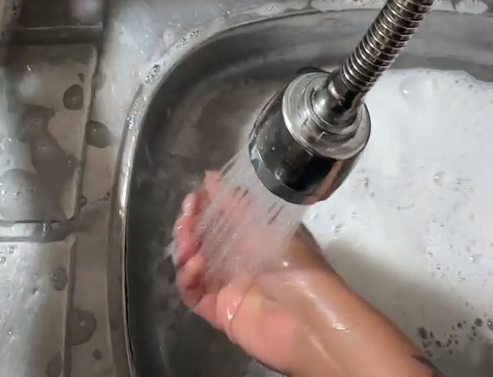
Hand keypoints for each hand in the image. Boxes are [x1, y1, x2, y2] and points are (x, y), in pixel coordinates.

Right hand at [173, 175, 432, 376]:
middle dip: (191, 225)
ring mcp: (230, 284)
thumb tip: (210, 176)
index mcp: (255, 234)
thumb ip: (234, 201)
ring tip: (187, 243)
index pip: (221, 215)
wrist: (307, 317)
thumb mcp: (264, 222)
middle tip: (186, 219)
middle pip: (204, 238)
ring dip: (186, 248)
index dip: (204, 205)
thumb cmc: (292, 260)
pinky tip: (194, 266)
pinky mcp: (221, 311)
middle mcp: (241, 257)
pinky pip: (194, 293)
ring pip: (195, 263)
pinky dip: (188, 278)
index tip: (194, 197)